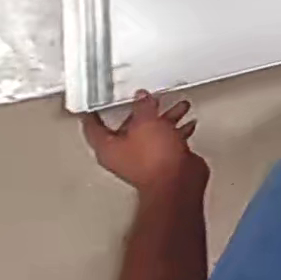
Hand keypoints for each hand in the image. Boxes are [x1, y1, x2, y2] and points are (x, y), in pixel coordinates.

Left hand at [83, 90, 207, 200]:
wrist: (177, 181)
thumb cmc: (154, 160)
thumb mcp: (146, 122)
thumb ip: (142, 106)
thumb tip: (141, 98)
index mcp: (109, 148)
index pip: (93, 128)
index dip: (93, 114)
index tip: (94, 105)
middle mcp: (124, 155)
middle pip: (128, 129)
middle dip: (141, 112)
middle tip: (147, 99)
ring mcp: (144, 160)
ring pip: (152, 133)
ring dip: (165, 119)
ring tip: (177, 106)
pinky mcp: (163, 163)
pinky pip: (169, 141)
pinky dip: (178, 130)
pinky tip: (187, 123)